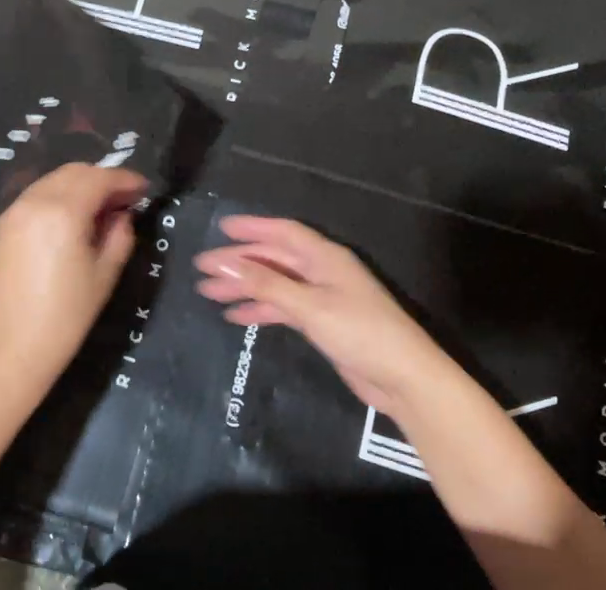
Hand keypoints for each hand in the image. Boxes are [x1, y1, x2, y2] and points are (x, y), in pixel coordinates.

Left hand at [0, 164, 148, 386]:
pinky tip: (74, 219)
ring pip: (54, 180)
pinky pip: (37, 196)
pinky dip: (60, 196)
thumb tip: (121, 214)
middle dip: (103, 179)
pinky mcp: (3, 226)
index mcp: (63, 212)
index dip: (126, 179)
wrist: (8, 350)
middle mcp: (35, 201)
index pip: (100, 178)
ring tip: (102, 209)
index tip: (146, 189)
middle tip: (126, 200)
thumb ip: (119, 235)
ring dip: (81, 185)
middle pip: (75, 172)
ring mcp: (14, 211)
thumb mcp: (104, 275)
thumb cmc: (65, 317)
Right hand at [196, 216, 450, 420]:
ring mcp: (323, 297)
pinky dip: (261, 309)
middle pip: (275, 258)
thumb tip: (224, 263)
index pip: (283, 232)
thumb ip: (265, 284)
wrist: (402, 377)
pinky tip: (237, 317)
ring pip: (276, 284)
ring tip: (210, 294)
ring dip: (245, 287)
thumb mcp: (309, 305)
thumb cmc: (359, 331)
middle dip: (239, 262)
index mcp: (325, 257)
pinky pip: (284, 307)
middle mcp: (322, 271)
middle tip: (202, 269)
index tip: (221, 229)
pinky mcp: (323, 323)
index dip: (252, 228)